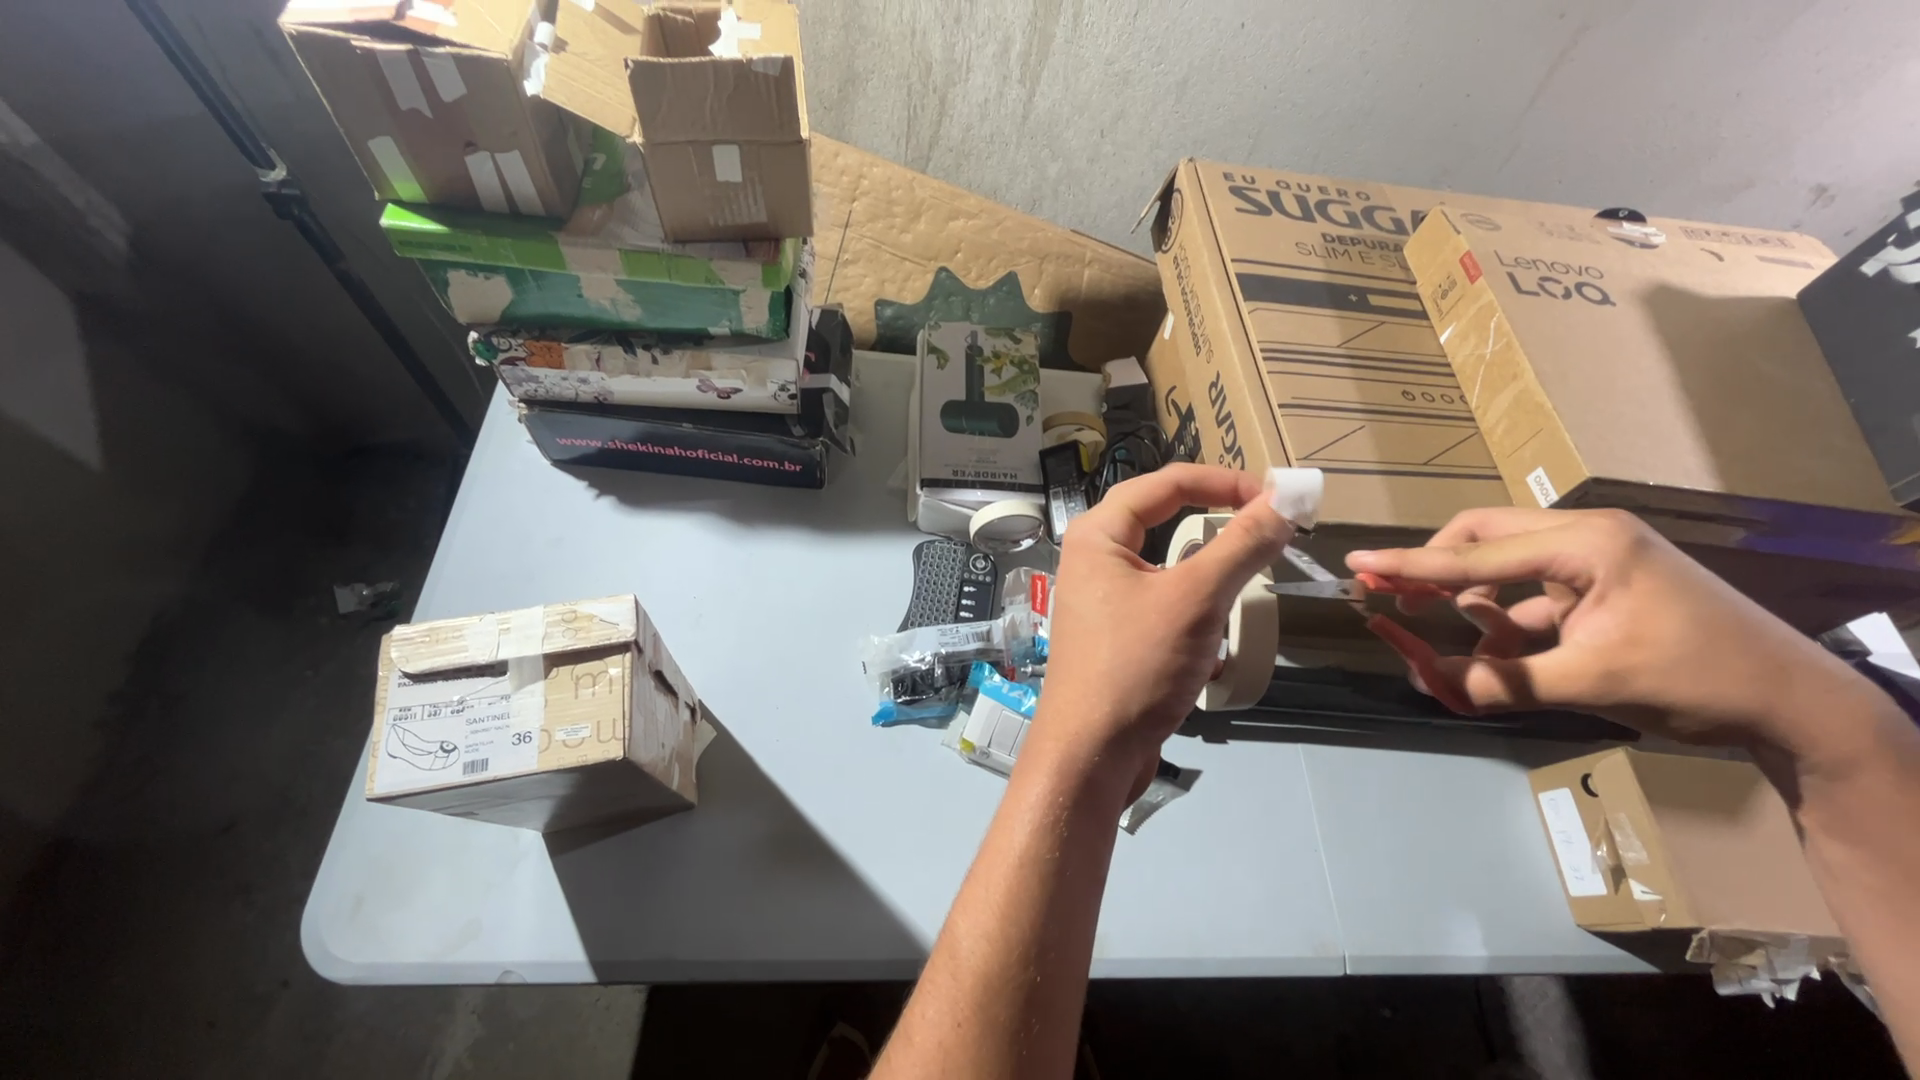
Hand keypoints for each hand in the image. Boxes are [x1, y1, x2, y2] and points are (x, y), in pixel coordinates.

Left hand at [1025, 464, 1295, 801]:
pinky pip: (1162, 605)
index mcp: (1098, 533)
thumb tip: (1285, 500)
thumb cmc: (1136, 665)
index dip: (1226, 481)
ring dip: (1207, 574)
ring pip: (1166, 566)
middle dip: (1218, 522)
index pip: (1168, 482)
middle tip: (1267, 527)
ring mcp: (1101, 599)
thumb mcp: (1196, 599)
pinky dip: (1195, 614)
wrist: (1091, 753)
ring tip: (1246, 581)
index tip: (1277, 498)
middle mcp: (1093, 558)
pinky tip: (1215, 645)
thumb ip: (1242, 545)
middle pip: (1163, 518)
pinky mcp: (1114, 635)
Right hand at [1346, 507, 1893, 762]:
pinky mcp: (1603, 586)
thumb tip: (1427, 683)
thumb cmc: (1698, 679)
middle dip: (1436, 567)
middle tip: (1392, 593)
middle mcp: (1587, 537)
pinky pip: (1531, 595)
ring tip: (1460, 638)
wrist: (1797, 703)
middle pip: (1484, 538)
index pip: (1476, 554)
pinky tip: (1503, 654)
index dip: (1411, 564)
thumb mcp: (1592, 682)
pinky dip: (1508, 621)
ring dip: (1474, 601)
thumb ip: (1502, 681)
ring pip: (1504, 566)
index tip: (1358, 564)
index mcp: (1587, 544)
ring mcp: (1597, 560)